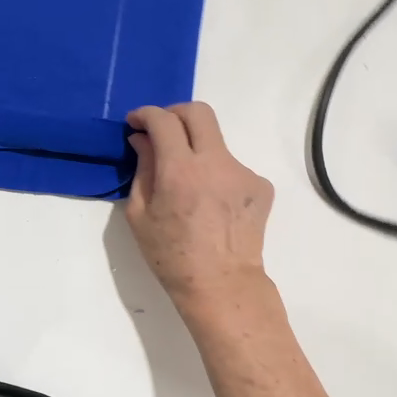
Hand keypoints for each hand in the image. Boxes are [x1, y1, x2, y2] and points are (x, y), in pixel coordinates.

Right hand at [124, 103, 273, 309]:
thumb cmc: (170, 255)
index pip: (164, 121)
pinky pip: (230, 168)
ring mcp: (243, 172)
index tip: (135, 122)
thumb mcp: (139, 214)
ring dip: (194, 151)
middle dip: (174, 114)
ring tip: (185, 185)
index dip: (146, 114)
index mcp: (180, 171)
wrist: (221, 283)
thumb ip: (142, 170)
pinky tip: (208, 204)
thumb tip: (143, 141)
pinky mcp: (260, 185)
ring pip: (215, 143)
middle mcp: (216, 163)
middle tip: (159, 130)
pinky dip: (214, 175)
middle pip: (199, 113)